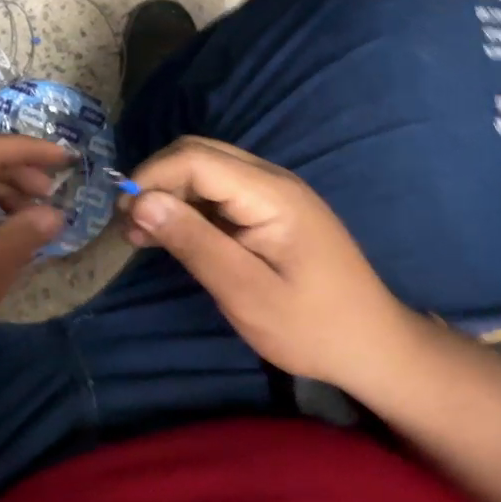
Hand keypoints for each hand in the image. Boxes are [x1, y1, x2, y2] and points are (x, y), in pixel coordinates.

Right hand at [122, 136, 417, 387]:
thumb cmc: (311, 327)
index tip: (124, 218)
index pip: (194, 159)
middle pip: (196, 153)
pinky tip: (173, 235)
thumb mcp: (246, 293)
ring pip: (203, 167)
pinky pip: (218, 188)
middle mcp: (271, 179)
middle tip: (128, 226)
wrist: (376, 348)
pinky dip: (187, 204)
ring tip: (142, 235)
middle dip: (155, 181)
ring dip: (168, 192)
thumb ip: (194, 242)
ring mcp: (273, 191)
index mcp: (270, 194)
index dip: (151, 178)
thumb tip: (138, 202)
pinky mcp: (271, 208)